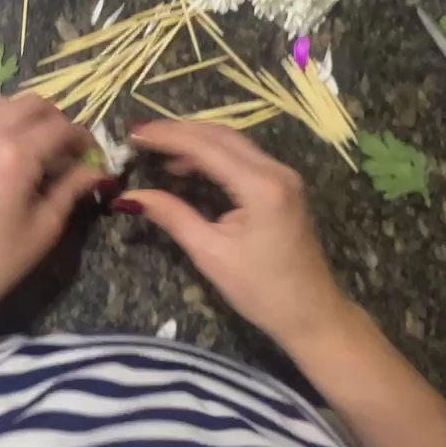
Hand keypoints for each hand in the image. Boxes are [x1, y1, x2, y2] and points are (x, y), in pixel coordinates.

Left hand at [0, 95, 105, 334]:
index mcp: (17, 153)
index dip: (83, 137)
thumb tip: (97, 169)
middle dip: (54, 118)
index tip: (91, 154)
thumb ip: (72, 188)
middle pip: (31, 102)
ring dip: (22, 117)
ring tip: (31, 146)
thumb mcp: (44, 227)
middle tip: (64, 146)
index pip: (61, 127)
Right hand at [121, 121, 353, 350]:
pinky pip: (240, 154)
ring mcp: (281, 174)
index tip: (134, 133)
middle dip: (177, 131)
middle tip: (140, 135)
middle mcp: (275, 170)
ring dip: (193, 139)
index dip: (167, 136)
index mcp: (260, 187)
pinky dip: (210, 152)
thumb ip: (172, 216)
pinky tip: (185, 165)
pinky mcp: (280, 183)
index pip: (205, 146)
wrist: (313, 315)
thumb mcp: (210, 254)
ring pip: (230, 140)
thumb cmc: (263, 292)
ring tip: (156, 148)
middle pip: (218, 134)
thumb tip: (131, 196)